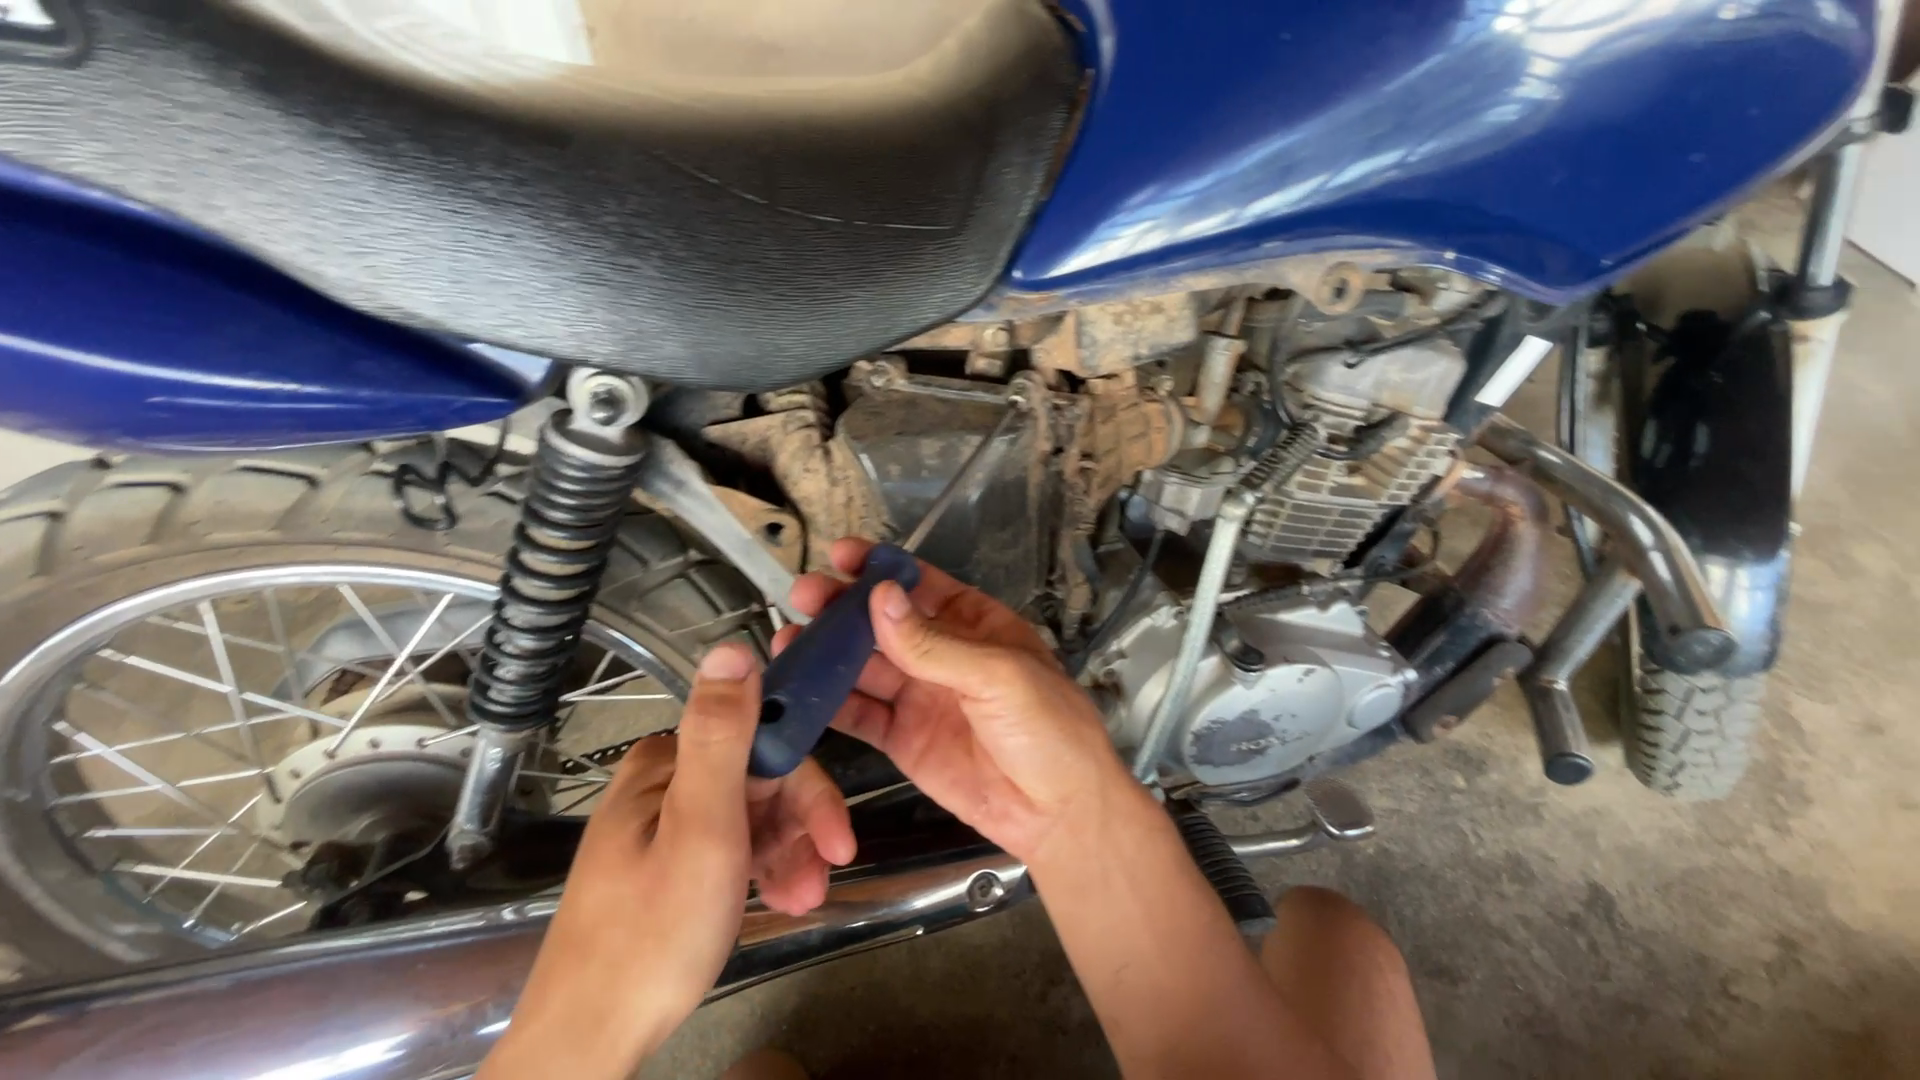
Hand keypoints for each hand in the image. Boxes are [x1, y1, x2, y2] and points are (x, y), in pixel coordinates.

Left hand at [479, 644, 855, 1078]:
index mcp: (666, 764)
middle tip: (826, 875)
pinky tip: (779, 900)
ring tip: (803, 900)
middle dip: (801, 828)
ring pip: (751, 818)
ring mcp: (662, 826)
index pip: (762, 744)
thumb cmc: (651, 934)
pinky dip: (762, 870)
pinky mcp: (665, 864)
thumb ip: (721, 736)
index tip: (838, 836)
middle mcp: (663, 784)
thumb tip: (733, 645)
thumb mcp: (700, 829)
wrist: (587, 1039)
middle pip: (760, 782)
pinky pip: (729, 848)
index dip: (807, 786)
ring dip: (788, 854)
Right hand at [779, 539, 1145, 864]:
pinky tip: (800, 691)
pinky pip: (861, 714)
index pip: (920, 585)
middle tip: (804, 596)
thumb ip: (935, 643)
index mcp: (974, 624)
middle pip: (882, 623)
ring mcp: (920, 697)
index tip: (841, 555)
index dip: (881, 568)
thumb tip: (881, 598)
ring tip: (789, 641)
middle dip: (842, 608)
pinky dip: (830, 704)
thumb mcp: (1000, 676)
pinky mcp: (903, 739)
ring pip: (863, 666)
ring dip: (827, 653)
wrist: (1059, 813)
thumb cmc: (1050, 730)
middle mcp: (942, 655)